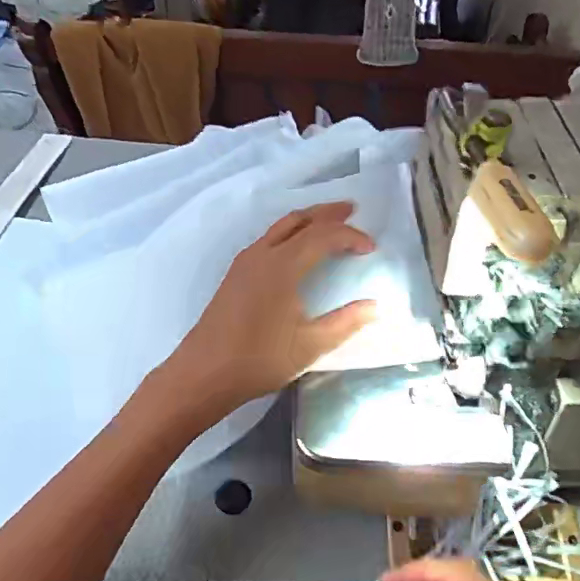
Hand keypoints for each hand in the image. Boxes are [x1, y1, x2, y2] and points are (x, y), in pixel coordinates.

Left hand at [155, 202, 377, 414]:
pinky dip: (289, 233)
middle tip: (351, 209)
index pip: (323, 236)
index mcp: (283, 266)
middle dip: (327, 213)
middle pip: (299, 220)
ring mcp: (244, 262)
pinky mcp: (234, 275)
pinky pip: (267, 239)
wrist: (204, 372)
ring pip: (280, 227)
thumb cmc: (259, 359)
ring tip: (327, 222)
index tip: (371, 247)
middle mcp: (262, 254)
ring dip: (306, 220)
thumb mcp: (310, 345)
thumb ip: (345, 323)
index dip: (350, 236)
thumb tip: (375, 306)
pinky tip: (295, 248)